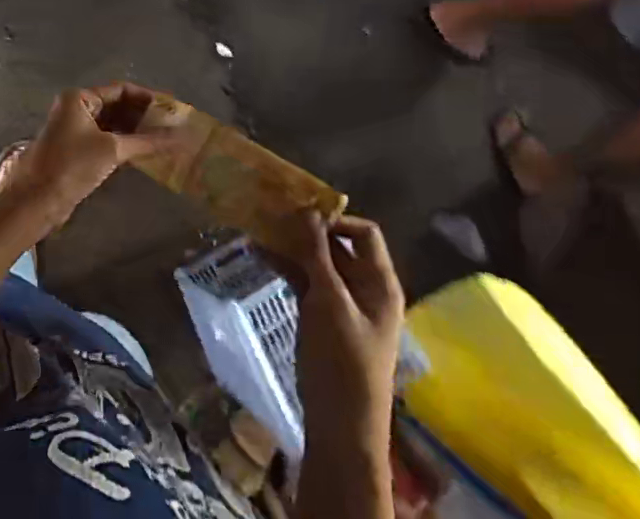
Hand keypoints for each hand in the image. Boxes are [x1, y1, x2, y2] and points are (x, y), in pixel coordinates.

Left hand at [0, 84, 177, 228]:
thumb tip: (182, 137)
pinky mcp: (76, 151)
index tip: (172, 108)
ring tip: (165, 139)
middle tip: (172, 125)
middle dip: (143, 115)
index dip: (147, 98)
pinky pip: (106, 140)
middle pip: (117, 106)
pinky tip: (146, 152)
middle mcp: (76, 109)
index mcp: (79, 98)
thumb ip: (147, 141)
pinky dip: (125, 144)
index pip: (121, 90)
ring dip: (136, 131)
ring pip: (112, 125)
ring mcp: (75, 130)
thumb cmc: (71, 166)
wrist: (36, 202)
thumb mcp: (112, 150)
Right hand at [282, 211, 403, 439]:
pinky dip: (287, 268)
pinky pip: (305, 283)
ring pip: (317, 263)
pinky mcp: (321, 318)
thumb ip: (318, 255)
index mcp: (380, 283)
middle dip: (306, 230)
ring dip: (292, 247)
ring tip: (259, 229)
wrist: (340, 427)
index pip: (363, 233)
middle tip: (272, 213)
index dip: (335, 220)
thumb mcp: (329, 303)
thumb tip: (308, 211)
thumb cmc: (342, 361)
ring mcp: (341, 304)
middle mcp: (364, 288)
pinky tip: (260, 255)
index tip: (301, 215)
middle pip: (338, 246)